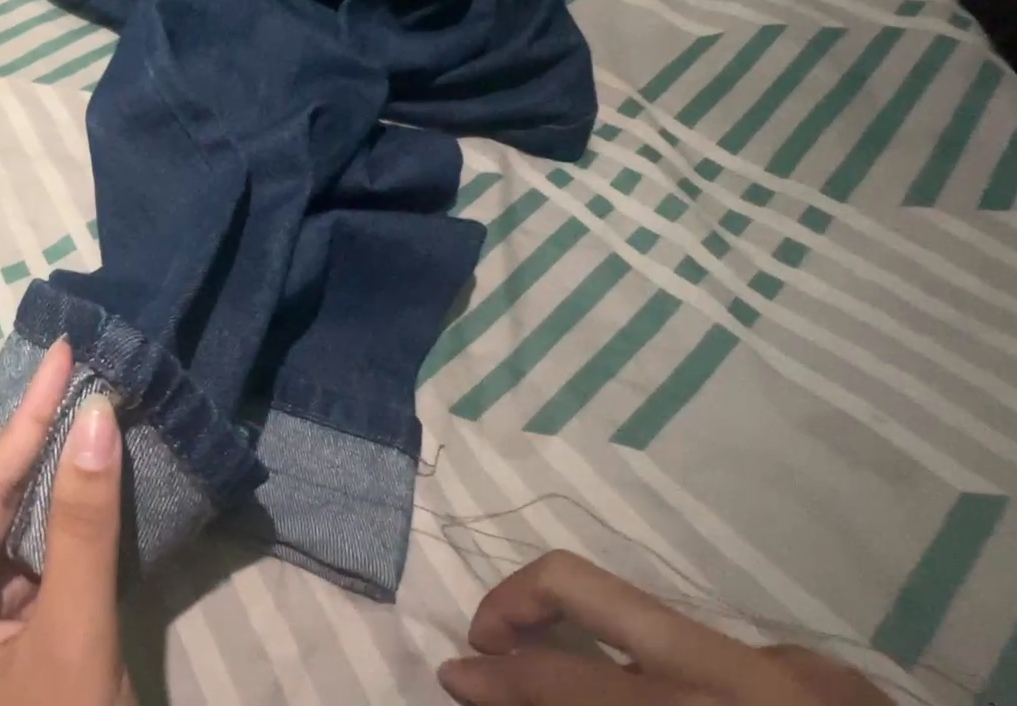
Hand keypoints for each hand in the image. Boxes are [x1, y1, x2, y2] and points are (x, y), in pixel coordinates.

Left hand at [0, 338, 132, 705]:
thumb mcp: (73, 636)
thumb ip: (81, 525)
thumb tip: (95, 418)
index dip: (28, 417)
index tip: (62, 353)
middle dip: (41, 440)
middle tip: (80, 371)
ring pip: (14, 529)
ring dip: (57, 477)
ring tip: (89, 407)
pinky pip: (31, 560)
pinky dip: (64, 523)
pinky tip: (88, 477)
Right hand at [438, 550, 892, 704]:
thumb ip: (589, 705)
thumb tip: (519, 689)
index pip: (562, 677)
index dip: (495, 677)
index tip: (453, 676)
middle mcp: (739, 672)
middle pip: (584, 586)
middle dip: (515, 601)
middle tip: (485, 637)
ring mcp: (788, 661)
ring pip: (653, 620)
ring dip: (601, 644)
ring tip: (586, 683)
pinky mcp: (828, 668)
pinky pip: (722, 654)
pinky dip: (682, 676)